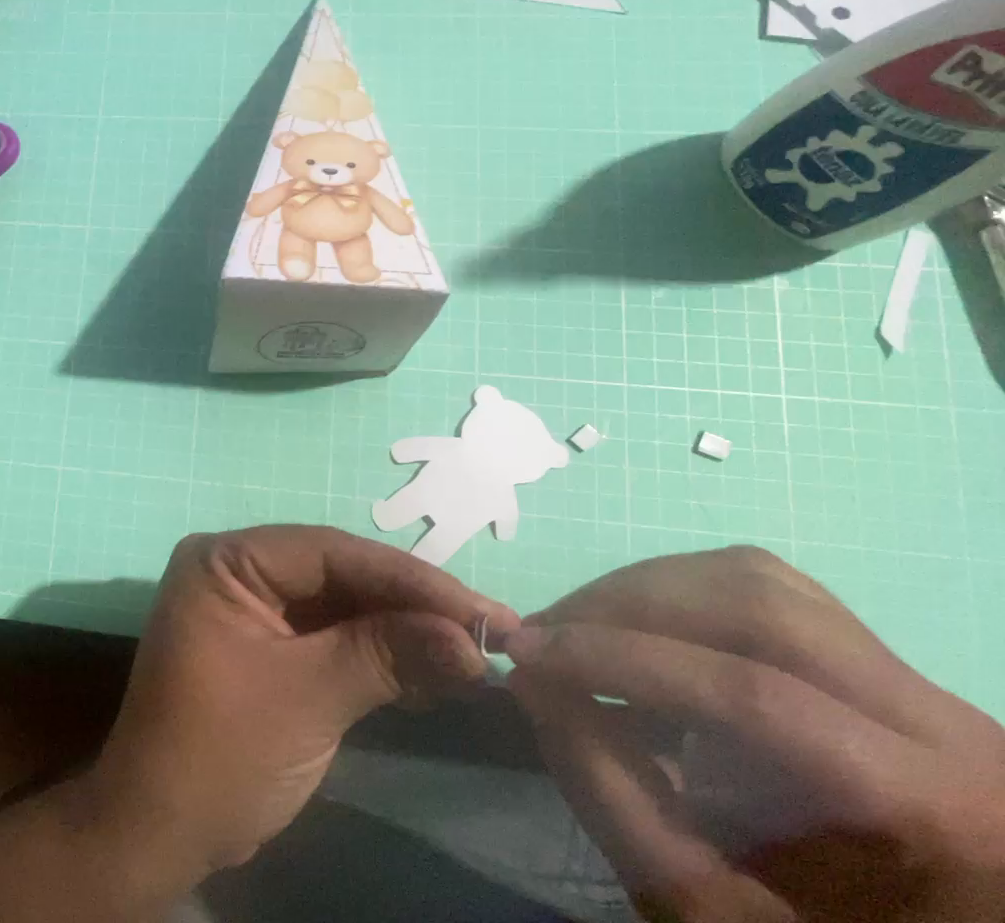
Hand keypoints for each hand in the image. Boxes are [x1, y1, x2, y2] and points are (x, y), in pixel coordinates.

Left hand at [83, 526, 515, 883]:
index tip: (486, 611)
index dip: (412, 579)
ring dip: (402, 633)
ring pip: (340, 607)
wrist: (162, 828)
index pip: (330, 551)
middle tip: (494, 634)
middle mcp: (233, 573)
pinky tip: (430, 676)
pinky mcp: (263, 650)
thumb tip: (476, 639)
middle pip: (339, 575)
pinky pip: (329, 638)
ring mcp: (247, 612)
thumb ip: (389, 654)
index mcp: (224, 561)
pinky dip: (378, 657)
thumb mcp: (310, 695)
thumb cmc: (223, 752)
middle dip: (412, 606)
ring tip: (476, 659)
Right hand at [506, 547, 1004, 921]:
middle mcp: (947, 726)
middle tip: (542, 632)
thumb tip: (534, 683)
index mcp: (928, 808)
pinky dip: (679, 592)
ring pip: (760, 580)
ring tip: (577, 626)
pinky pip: (769, 591)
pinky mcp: (877, 664)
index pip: (753, 694)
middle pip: (760, 609)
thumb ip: (611, 797)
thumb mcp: (702, 906)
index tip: (521, 654)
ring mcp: (917, 683)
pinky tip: (633, 630)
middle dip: (625, 606)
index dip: (621, 662)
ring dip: (646, 589)